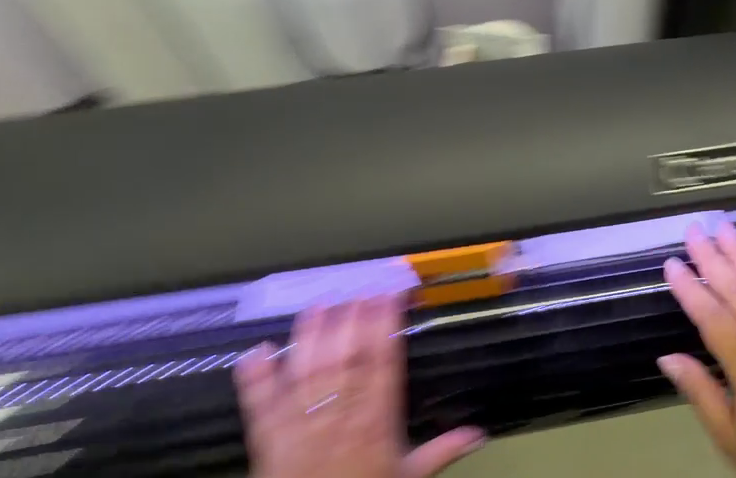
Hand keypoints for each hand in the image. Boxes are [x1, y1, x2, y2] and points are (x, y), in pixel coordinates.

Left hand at [235, 295, 485, 477]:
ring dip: (311, 335)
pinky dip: (256, 378)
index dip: (386, 324)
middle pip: (345, 359)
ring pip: (307, 372)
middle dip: (353, 319)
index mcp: (374, 423)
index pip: (382, 362)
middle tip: (359, 285)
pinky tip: (256, 350)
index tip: (390, 293)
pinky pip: (260, 405)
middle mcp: (338, 418)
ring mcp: (300, 426)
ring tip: (319, 303)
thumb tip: (479, 433)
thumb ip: (441, 451)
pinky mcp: (268, 440)